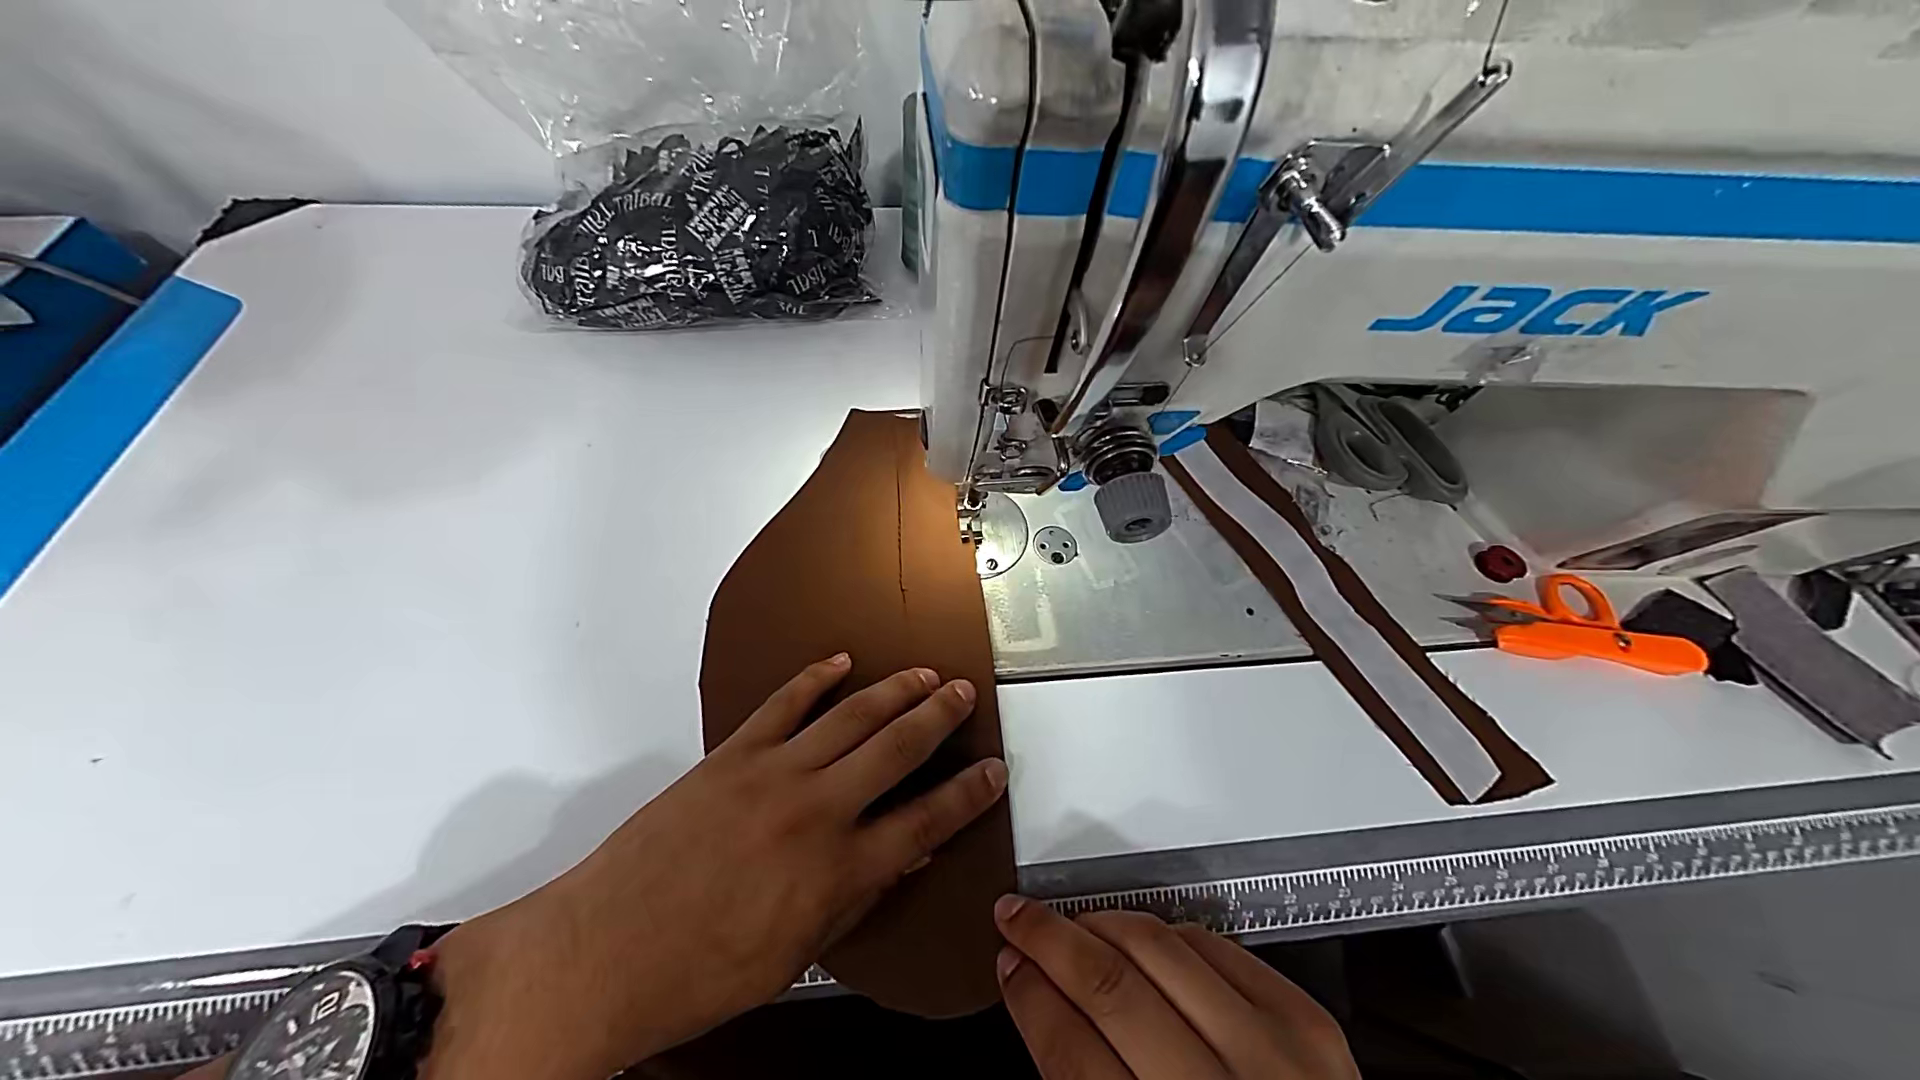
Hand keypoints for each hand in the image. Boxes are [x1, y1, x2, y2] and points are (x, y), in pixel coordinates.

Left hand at [419, 655, 1007, 1079]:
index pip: (927, 821)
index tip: (991, 772)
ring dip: (893, 690)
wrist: (604, 955)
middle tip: (963, 694)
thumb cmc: (699, 970)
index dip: (968, 794)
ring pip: (850, 716)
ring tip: (922, 673)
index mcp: (836, 869)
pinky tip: (839, 662)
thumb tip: (906, 858)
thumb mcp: (800, 951)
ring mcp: (771, 774)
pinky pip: (783, 704)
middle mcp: (813, 812)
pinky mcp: (731, 756)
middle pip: (897, 748)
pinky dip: (814, 678)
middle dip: (939, 717)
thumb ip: (861, 895)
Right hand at [995, 897, 1358, 1079]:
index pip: (1071, 1055)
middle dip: (1049, 940)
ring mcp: (1275, 1058)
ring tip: (1072, 920)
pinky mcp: (1309, 1027)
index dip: (1030, 999)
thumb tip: (1044, 1008)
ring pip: (1160, 950)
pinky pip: (1217, 946)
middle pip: (1110, 990)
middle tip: (1018, 917)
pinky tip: (1142, 934)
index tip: (1009, 965)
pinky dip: (1169, 933)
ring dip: (1101, 923)